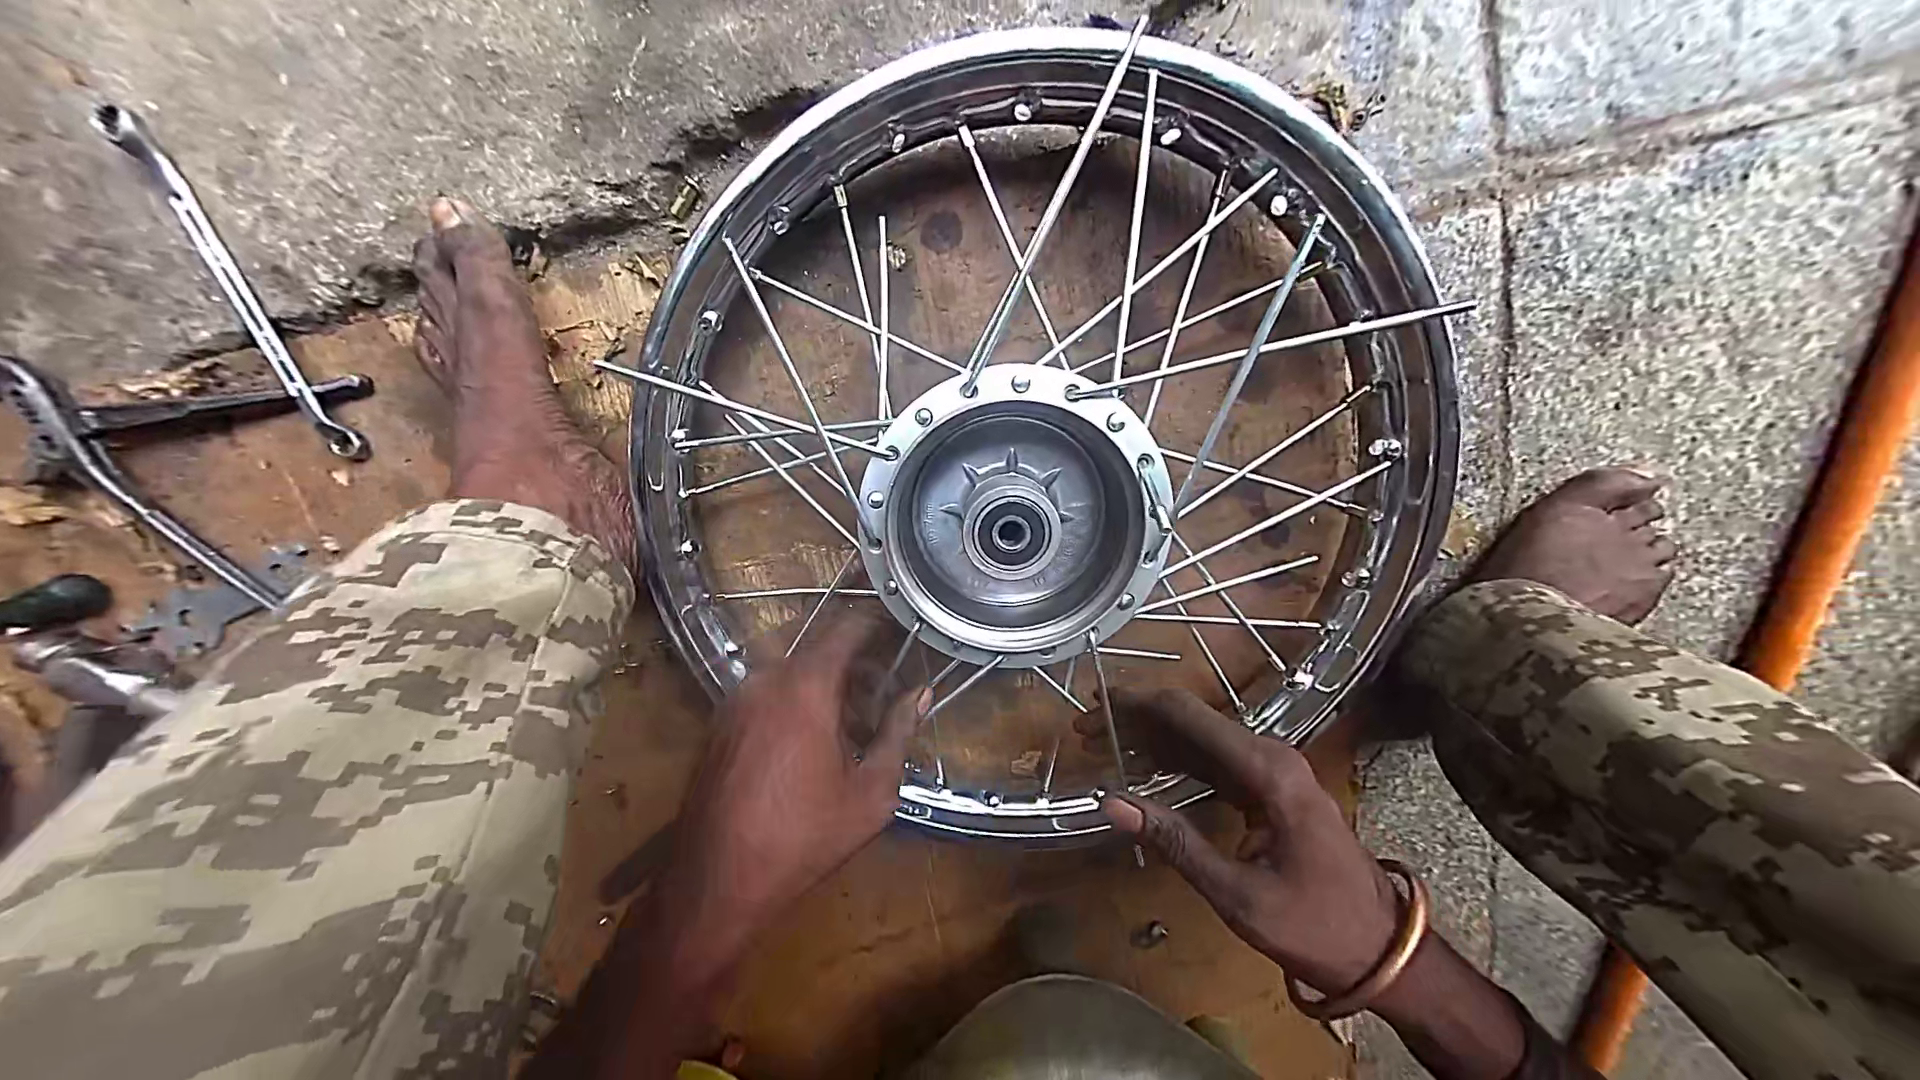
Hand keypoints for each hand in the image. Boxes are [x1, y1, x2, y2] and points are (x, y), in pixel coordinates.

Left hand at [533, 617, 925, 1079]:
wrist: (716, 881)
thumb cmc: (803, 837)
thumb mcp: (870, 791)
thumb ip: (898, 733)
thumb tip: (921, 694)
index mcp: (805, 687)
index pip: (845, 628)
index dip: (876, 622)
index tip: (900, 630)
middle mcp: (765, 679)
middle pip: (818, 647)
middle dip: (855, 659)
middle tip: (883, 688)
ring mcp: (736, 699)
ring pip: (791, 668)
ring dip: (825, 680)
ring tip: (852, 719)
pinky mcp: (720, 722)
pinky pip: (767, 690)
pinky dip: (796, 696)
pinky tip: (813, 738)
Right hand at [1086, 688, 1400, 995]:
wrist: (1385, 950)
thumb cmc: (1317, 925)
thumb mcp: (1238, 894)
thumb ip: (1174, 841)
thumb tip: (1111, 802)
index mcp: (1265, 769)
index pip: (1186, 715)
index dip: (1133, 705)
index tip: (1093, 708)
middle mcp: (1268, 755)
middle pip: (1188, 718)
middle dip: (1132, 719)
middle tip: (1085, 731)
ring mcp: (1270, 768)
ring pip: (1196, 736)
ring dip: (1148, 737)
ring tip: (1102, 744)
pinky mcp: (1267, 785)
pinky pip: (1210, 759)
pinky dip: (1171, 757)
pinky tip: (1142, 765)